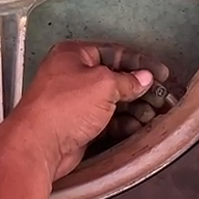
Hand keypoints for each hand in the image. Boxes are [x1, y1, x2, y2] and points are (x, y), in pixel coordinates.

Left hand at [0, 42, 154, 181]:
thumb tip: (143, 78)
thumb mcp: (103, 85)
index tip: (159, 72)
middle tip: (160, 96)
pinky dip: (122, 123)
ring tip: (152, 114)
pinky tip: (136, 127)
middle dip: (139, 88)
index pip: (114, 53)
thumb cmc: (63, 107)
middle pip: (115, 78)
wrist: (39, 145)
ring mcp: (74, 102)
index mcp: (74, 55)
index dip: (140, 62)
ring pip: (112, 101)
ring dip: (134, 107)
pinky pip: (106, 120)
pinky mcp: (77, 125)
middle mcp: (72, 75)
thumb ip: (128, 81)